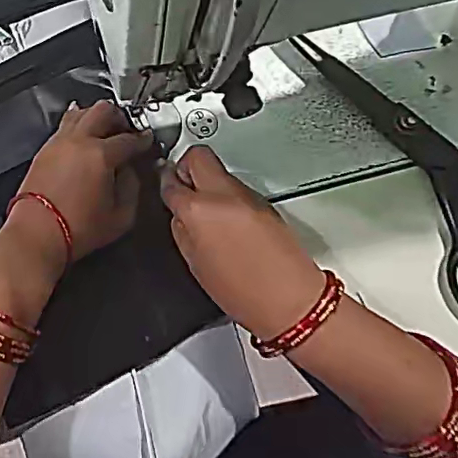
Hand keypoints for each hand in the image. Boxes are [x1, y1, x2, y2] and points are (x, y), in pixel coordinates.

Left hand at [12, 101, 155, 265]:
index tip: (146, 140)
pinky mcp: (44, 150)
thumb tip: (131, 172)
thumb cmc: (74, 228)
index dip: (142, 138)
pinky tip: (80, 131)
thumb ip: (132, 187)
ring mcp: (58, 143)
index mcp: (101, 155)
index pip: (129, 138)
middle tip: (127, 126)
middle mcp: (78, 142)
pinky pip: (64, 125)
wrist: (38, 232)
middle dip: (120, 116)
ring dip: (96, 115)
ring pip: (81, 112)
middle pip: (103, 111)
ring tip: (105, 126)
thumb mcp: (121, 216)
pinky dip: (76, 123)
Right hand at [159, 145, 327, 339]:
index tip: (165, 187)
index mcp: (199, 209)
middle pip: (198, 156)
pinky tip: (229, 224)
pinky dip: (229, 199)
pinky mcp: (266, 204)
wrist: (292, 301)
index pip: (171, 182)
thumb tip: (179, 215)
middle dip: (186, 166)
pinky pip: (238, 190)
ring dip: (210, 185)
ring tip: (209, 214)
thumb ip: (181, 230)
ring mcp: (248, 196)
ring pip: (220, 171)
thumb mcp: (195, 263)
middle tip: (183, 184)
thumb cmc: (246, 292)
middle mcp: (224, 195)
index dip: (165, 184)